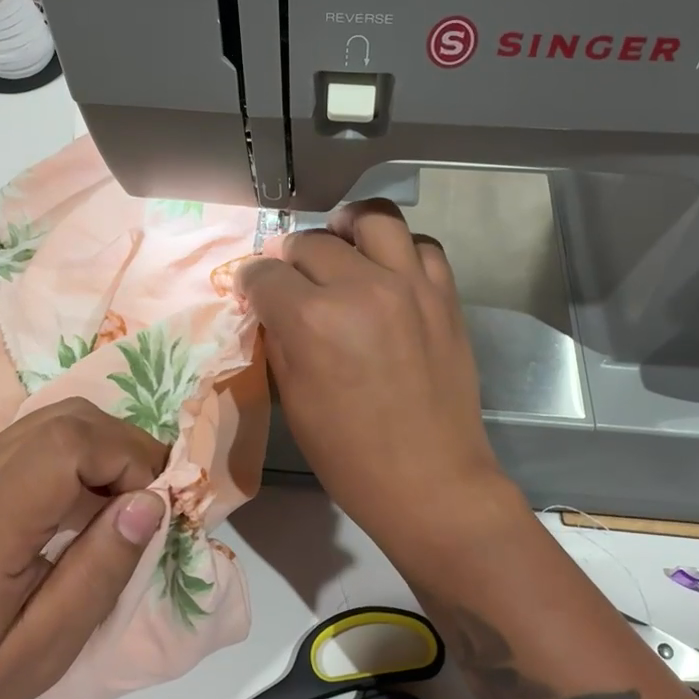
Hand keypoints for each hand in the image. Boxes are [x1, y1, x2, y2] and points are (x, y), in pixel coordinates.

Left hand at [0, 398, 167, 698]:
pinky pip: (43, 435)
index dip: (128, 460)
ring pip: (60, 417)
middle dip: (127, 450)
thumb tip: (151, 503)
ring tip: (127, 505)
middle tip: (152, 505)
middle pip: (71, 418)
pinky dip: (84, 454)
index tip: (153, 511)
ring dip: (108, 448)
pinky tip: (90, 504)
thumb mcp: (40, 651)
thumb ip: (97, 575)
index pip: (73, 443)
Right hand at [237, 200, 511, 538]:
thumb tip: (272, 307)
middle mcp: (361, 287)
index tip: (255, 291)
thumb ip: (279, 340)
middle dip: (292, 257)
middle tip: (294, 279)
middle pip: (313, 241)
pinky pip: (422, 245)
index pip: (266, 274)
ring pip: (374, 217)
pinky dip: (400, 250)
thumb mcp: (293, 399)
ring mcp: (410, 285)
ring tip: (343, 244)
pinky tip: (389, 271)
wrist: (431, 481)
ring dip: (348, 227)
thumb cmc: (349, 455)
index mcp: (312, 319)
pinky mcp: (445, 295)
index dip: (253, 282)